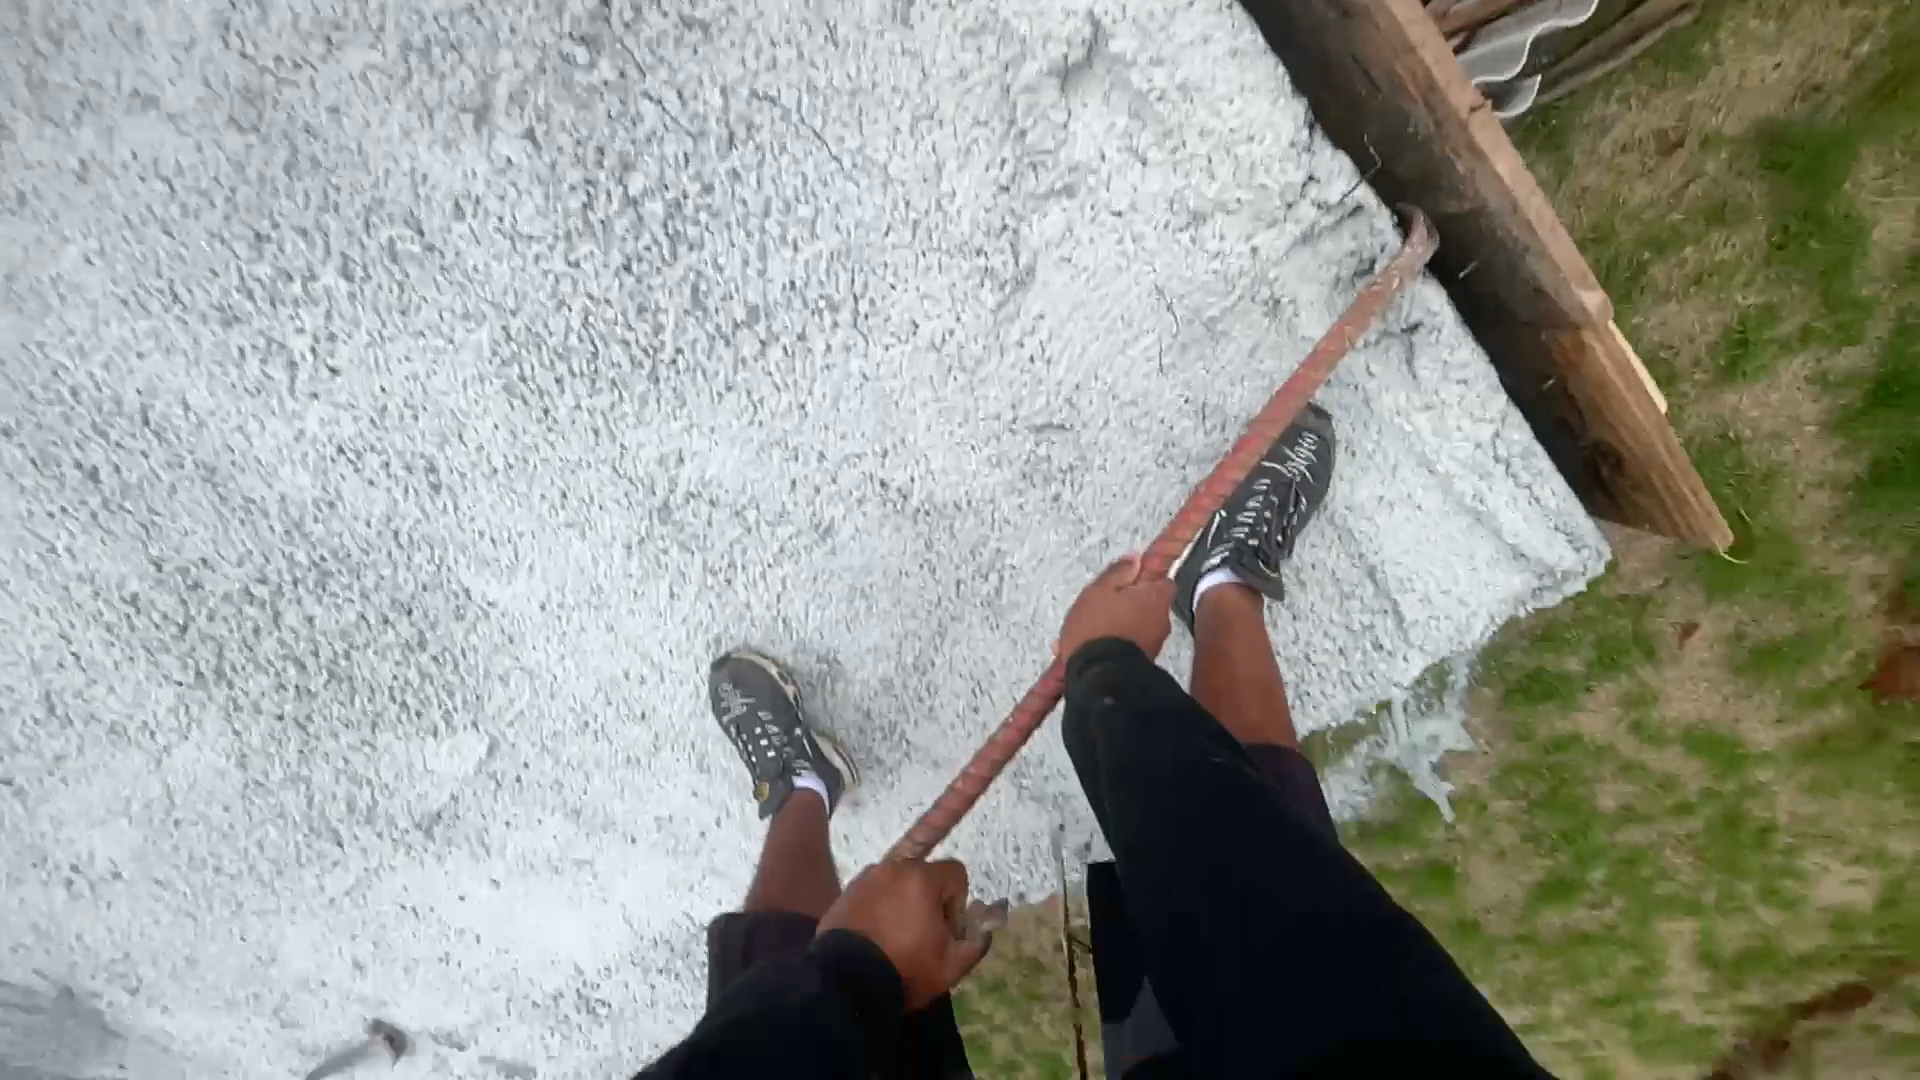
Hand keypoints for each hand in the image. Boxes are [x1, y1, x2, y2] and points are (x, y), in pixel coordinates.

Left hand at [818, 858, 989, 1010]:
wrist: (845, 983)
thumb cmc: (904, 970)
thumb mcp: (951, 965)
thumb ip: (978, 939)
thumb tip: (989, 919)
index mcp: (923, 877)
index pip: (956, 872)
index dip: (957, 902)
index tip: (946, 930)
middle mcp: (895, 866)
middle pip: (926, 874)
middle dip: (931, 898)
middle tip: (923, 934)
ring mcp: (868, 877)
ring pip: (899, 881)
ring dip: (905, 900)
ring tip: (898, 935)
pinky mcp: (848, 891)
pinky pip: (876, 890)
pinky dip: (882, 905)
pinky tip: (877, 934)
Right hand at [1055, 554, 1174, 662]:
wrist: (1098, 676)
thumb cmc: (1097, 628)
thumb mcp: (1098, 591)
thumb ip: (1118, 573)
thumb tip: (1134, 559)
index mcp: (1155, 597)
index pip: (1162, 579)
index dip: (1144, 578)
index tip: (1126, 580)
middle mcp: (1161, 620)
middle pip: (1149, 603)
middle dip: (1128, 602)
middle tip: (1101, 604)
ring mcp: (1154, 644)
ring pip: (1137, 624)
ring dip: (1120, 623)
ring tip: (1089, 628)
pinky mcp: (1143, 662)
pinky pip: (1130, 644)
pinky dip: (1116, 642)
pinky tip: (1093, 646)